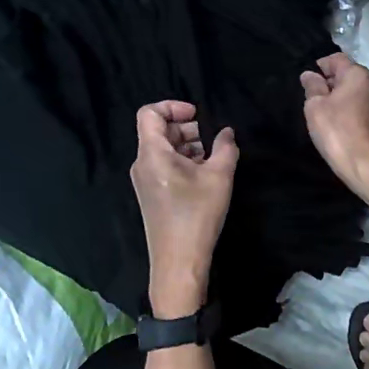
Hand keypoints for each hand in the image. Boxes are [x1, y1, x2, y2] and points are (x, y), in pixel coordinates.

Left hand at [129, 101, 238, 316]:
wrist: (179, 261)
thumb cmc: (197, 214)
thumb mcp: (219, 176)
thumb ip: (225, 147)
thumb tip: (226, 133)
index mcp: (152, 154)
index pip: (149, 113)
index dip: (172, 106)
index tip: (197, 115)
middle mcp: (142, 163)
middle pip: (157, 130)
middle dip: (185, 127)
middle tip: (210, 139)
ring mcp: (144, 180)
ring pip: (162, 148)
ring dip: (186, 145)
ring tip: (211, 157)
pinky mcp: (151, 194)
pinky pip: (163, 165)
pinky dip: (182, 161)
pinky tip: (204, 174)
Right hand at [299, 53, 368, 188]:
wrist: (361, 162)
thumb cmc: (336, 129)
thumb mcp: (315, 104)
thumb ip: (312, 85)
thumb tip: (309, 74)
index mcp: (358, 74)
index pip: (335, 59)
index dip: (318, 67)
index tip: (306, 82)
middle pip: (345, 73)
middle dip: (327, 81)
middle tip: (310, 97)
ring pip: (351, 89)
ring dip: (336, 96)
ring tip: (320, 111)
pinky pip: (356, 103)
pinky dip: (344, 107)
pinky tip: (333, 121)